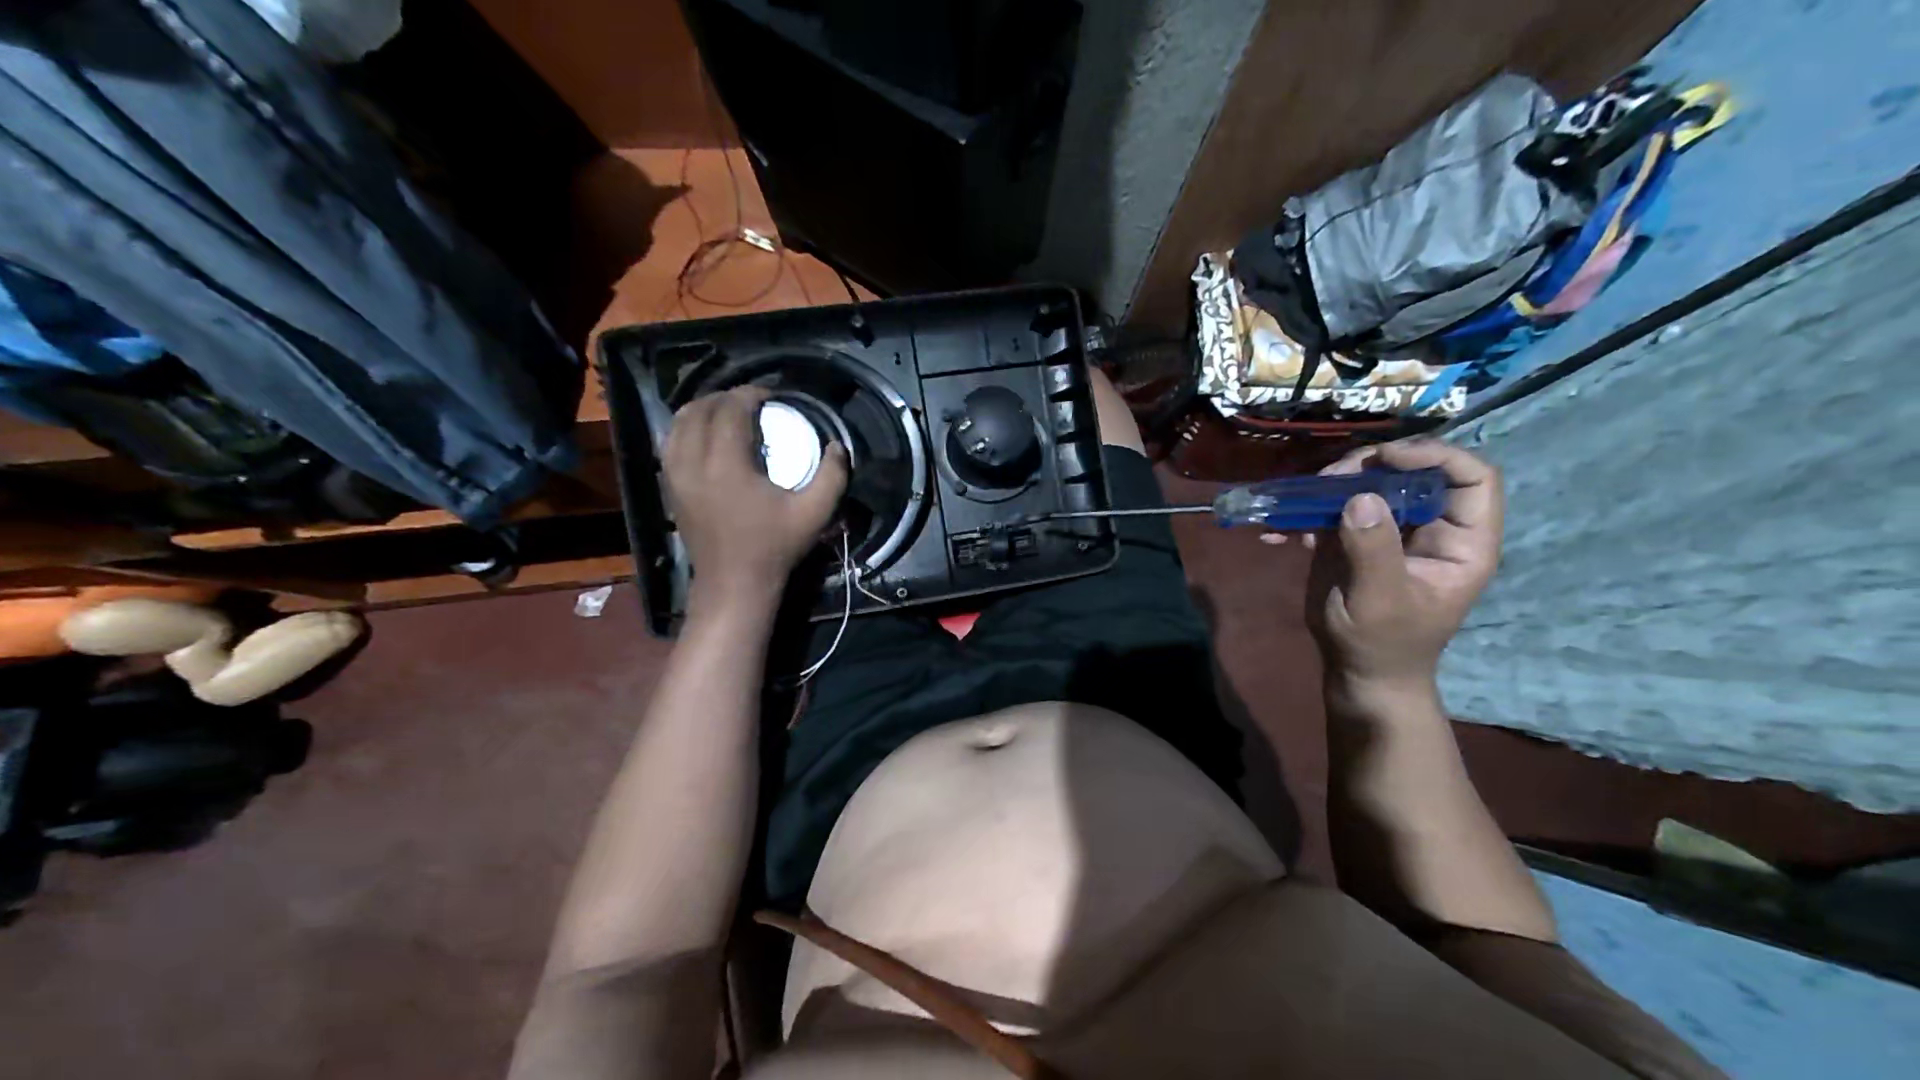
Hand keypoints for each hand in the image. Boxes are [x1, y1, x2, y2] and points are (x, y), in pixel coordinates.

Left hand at [663, 386, 847, 607]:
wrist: (734, 583)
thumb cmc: (775, 547)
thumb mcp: (814, 513)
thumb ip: (833, 476)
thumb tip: (837, 446)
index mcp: (727, 464)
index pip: (730, 409)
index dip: (750, 394)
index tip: (771, 397)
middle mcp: (694, 462)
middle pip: (702, 409)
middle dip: (726, 397)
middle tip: (752, 402)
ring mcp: (675, 475)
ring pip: (680, 422)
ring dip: (704, 409)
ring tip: (727, 412)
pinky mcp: (669, 487)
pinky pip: (670, 443)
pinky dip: (687, 428)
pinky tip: (706, 435)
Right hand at [1307, 440, 1502, 696]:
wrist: (1359, 671)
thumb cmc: (1383, 643)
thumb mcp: (1380, 601)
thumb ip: (1374, 550)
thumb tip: (1360, 497)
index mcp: (1461, 542)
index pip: (1472, 479)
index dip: (1435, 457)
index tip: (1385, 459)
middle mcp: (1432, 528)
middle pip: (1414, 472)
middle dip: (1371, 466)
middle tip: (1329, 478)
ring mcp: (1391, 531)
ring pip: (1371, 484)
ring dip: (1332, 484)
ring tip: (1299, 499)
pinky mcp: (1355, 538)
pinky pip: (1335, 510)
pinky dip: (1304, 513)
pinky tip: (1277, 530)